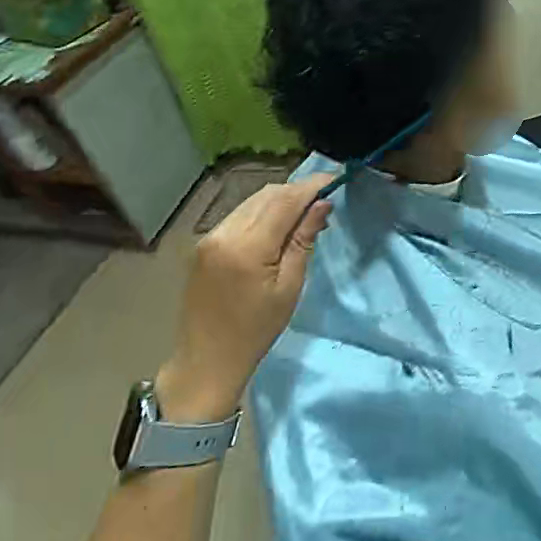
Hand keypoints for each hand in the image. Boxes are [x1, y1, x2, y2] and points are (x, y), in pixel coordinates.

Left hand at [154, 176, 332, 422]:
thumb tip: (323, 204)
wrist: (206, 361)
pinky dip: (263, 212)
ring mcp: (210, 236)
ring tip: (306, 214)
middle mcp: (223, 232)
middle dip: (298, 191)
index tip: (337, 179)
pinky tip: (278, 227)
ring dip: (280, 200)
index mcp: (247, 246)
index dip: (312, 186)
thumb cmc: (256, 330)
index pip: (285, 200)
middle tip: (325, 201)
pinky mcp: (204, 244)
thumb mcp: (290, 286)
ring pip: (252, 201)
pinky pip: (239, 214)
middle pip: (268, 194)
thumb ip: (304, 240)